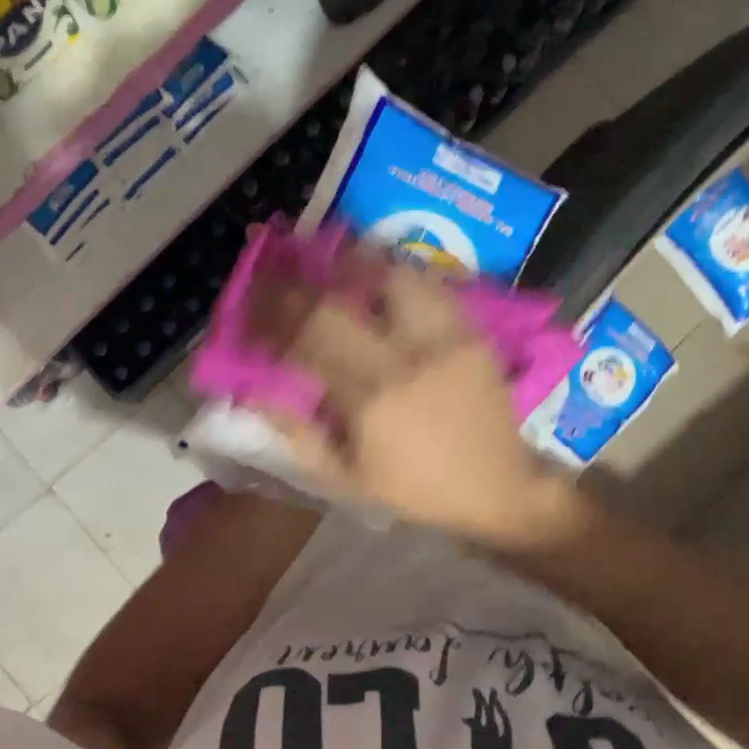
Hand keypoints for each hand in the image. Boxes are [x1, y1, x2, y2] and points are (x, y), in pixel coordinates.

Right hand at [248, 249, 576, 544]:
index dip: (271, 318)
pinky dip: (396, 274)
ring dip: (353, 263)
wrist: (499, 489)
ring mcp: (444, 337)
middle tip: (276, 270)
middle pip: (340, 300)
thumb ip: (298, 434)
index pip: (307, 340)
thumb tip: (257, 393)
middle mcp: (406, 356)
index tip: (249, 308)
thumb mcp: (346, 478)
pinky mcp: (471, 330)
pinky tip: (378, 274)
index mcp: (371, 398)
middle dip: (298, 283)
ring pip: (392, 275)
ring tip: (329, 258)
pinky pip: (429, 286)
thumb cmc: (415, 490)